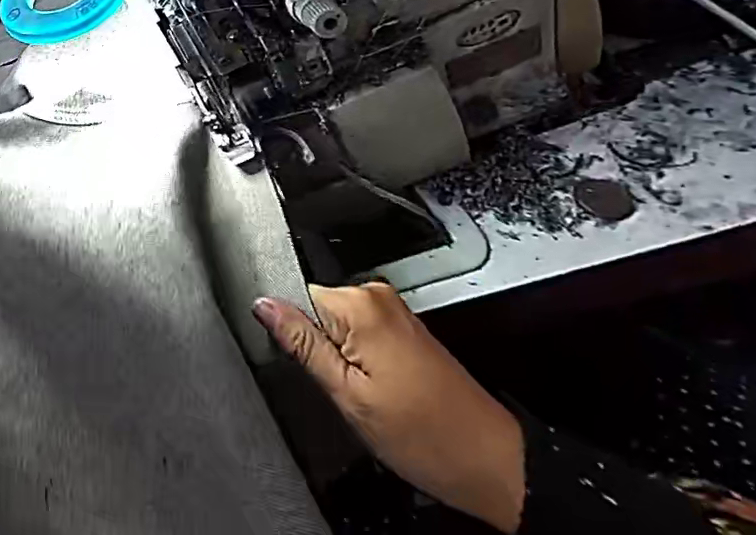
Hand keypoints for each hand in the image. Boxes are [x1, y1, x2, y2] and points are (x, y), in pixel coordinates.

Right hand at [254, 283, 524, 532]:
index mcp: (358, 305)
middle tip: (340, 387)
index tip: (309, 363)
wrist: (492, 461)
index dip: (292, 332)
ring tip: (363, 391)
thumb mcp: (347, 395)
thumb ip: (301, 343)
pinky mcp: (401, 324)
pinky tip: (376, 387)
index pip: (294, 295)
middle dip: (316, 346)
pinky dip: (357, 357)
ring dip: (337, 355)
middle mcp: (376, 295)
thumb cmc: (427, 436)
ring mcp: (392, 309)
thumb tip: (263, 305)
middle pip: (314, 308)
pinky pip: (357, 329)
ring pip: (334, 322)